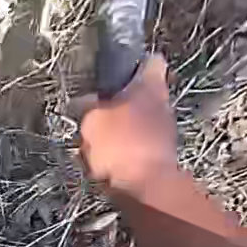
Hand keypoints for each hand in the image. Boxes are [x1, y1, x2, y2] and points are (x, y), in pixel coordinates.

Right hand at [78, 58, 181, 196]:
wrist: (145, 186)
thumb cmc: (120, 144)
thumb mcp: (92, 120)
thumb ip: (87, 107)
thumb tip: (83, 102)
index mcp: (150, 86)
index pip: (150, 60)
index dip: (133, 64)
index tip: (115, 74)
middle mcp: (162, 104)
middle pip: (140, 95)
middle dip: (119, 104)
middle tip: (95, 114)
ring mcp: (163, 132)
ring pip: (136, 123)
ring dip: (117, 132)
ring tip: (94, 145)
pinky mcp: (157, 156)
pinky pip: (134, 148)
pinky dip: (121, 153)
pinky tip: (104, 164)